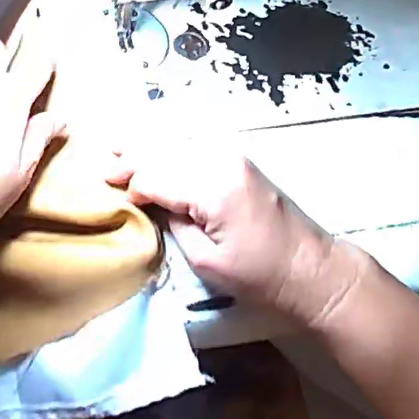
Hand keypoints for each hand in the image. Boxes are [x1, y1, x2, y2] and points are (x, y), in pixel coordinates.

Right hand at [111, 146, 369, 329]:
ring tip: (118, 145)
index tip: (112, 190)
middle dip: (133, 156)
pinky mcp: (238, 160)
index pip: (157, 176)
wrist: (313, 269)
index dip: (133, 184)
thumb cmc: (260, 275)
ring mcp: (231, 156)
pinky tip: (154, 147)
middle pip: (165, 151)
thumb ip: (173, 223)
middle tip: (104, 162)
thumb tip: (151, 201)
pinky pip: (194, 145)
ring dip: (148, 145)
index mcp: (212, 187)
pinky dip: (170, 146)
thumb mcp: (206, 261)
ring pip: (178, 142)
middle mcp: (220, 160)